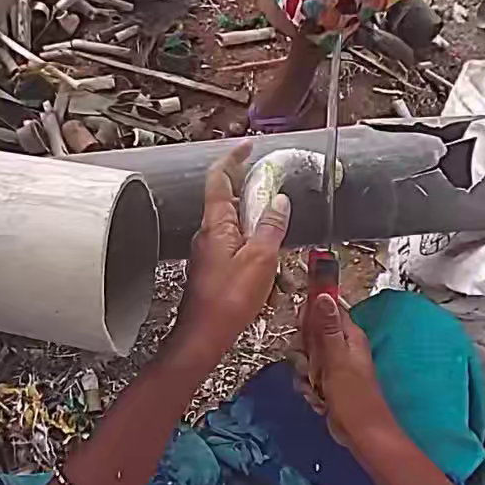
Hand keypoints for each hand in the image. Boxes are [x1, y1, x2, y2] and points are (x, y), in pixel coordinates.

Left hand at [175, 143, 289, 358]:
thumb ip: (271, 227)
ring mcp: (209, 252)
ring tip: (276, 265)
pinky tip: (267, 282)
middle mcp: (209, 234)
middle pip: (233, 204)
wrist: (204, 337)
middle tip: (278, 211)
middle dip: (259, 207)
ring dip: (262, 241)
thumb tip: (280, 202)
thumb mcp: (261, 260)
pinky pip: (238, 253)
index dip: (233, 158)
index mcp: (216, 224)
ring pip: (239, 232)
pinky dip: (256, 260)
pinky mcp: (214, 269)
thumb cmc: (228, 301)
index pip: (219, 178)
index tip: (248, 147)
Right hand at [303, 293, 401, 449]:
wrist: (361, 433)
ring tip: (316, 386)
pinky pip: (307, 376)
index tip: (302, 331)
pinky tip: (317, 398)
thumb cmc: (352, 396)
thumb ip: (327, 327)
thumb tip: (323, 294)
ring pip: (305, 357)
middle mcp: (341, 346)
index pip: (326, 310)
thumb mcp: (336, 358)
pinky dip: (309, 387)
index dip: (311, 317)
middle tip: (312, 366)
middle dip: (304, 351)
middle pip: (310, 334)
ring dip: (306, 373)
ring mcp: (334, 365)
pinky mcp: (327, 382)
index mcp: (349, 335)